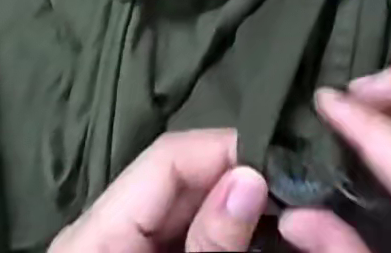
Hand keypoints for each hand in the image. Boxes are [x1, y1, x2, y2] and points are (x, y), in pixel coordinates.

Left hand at [51, 129, 270, 252]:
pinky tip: (260, 227)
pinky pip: (182, 229)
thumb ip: (208, 243)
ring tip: (286, 199)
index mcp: (95, 227)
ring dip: (233, 200)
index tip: (280, 155)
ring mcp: (121, 242)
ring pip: (184, 203)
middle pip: (176, 178)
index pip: (165, 157)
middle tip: (295, 180)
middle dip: (234, 174)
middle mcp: (104, 225)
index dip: (221, 147)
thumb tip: (252, 175)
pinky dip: (220, 228)